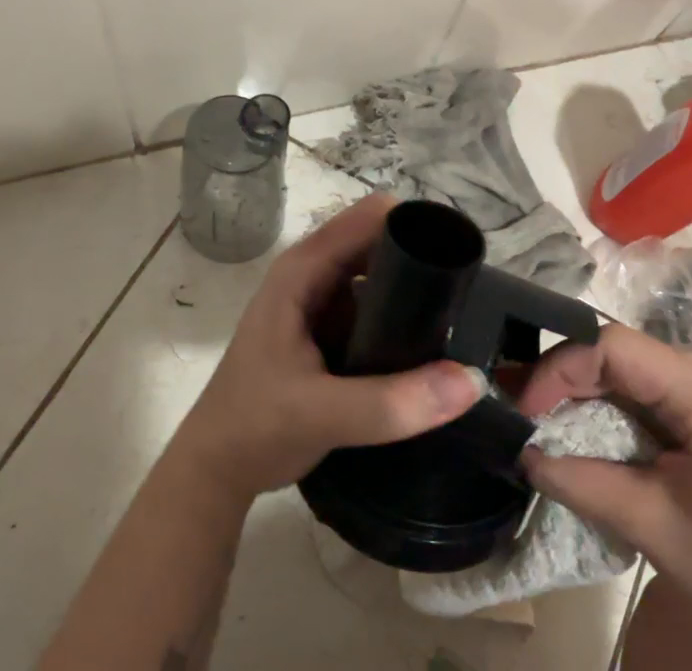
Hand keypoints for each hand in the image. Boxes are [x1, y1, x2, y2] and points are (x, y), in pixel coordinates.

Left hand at [172, 194, 485, 500]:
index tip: (464, 256)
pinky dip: (406, 324)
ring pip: (383, 282)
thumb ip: (392, 401)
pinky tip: (437, 348)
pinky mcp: (332, 336)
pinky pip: (380, 314)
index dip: (416, 227)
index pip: (369, 219)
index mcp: (302, 272)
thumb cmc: (254, 427)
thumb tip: (472, 380)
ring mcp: (322, 307)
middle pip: (381, 247)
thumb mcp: (321, 414)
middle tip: (474, 299)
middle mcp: (313, 278)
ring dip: (419, 296)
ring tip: (467, 322)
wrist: (217, 471)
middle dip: (425, 263)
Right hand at [516, 326, 691, 670]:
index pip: (618, 346)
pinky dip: (641, 401)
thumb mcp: (654, 529)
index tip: (527, 408)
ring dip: (608, 392)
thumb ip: (580, 481)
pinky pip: (680, 379)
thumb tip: (521, 451)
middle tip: (537, 419)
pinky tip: (627, 437)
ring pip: (655, 363)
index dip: (559, 368)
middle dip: (578, 382)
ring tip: (573, 430)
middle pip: (636, 352)